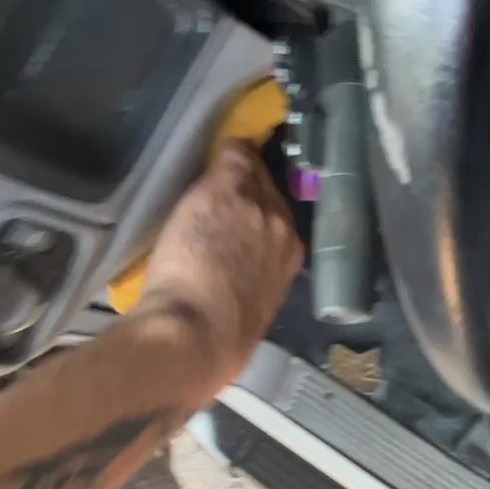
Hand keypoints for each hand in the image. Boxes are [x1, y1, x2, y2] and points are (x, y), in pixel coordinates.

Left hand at [138, 141, 302, 378]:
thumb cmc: (221, 337)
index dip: (259, 212)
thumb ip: (252, 278)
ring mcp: (258, 206)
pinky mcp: (228, 189)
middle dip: (249, 189)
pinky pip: (234, 153)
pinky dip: (224, 152)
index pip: (280, 218)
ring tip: (212, 175)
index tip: (242, 213)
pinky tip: (209, 152)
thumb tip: (241, 277)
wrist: (199, 333)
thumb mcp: (251, 307)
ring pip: (253, 170)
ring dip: (234, 172)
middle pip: (271, 189)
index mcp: (290, 257)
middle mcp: (283, 227)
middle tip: (223, 193)